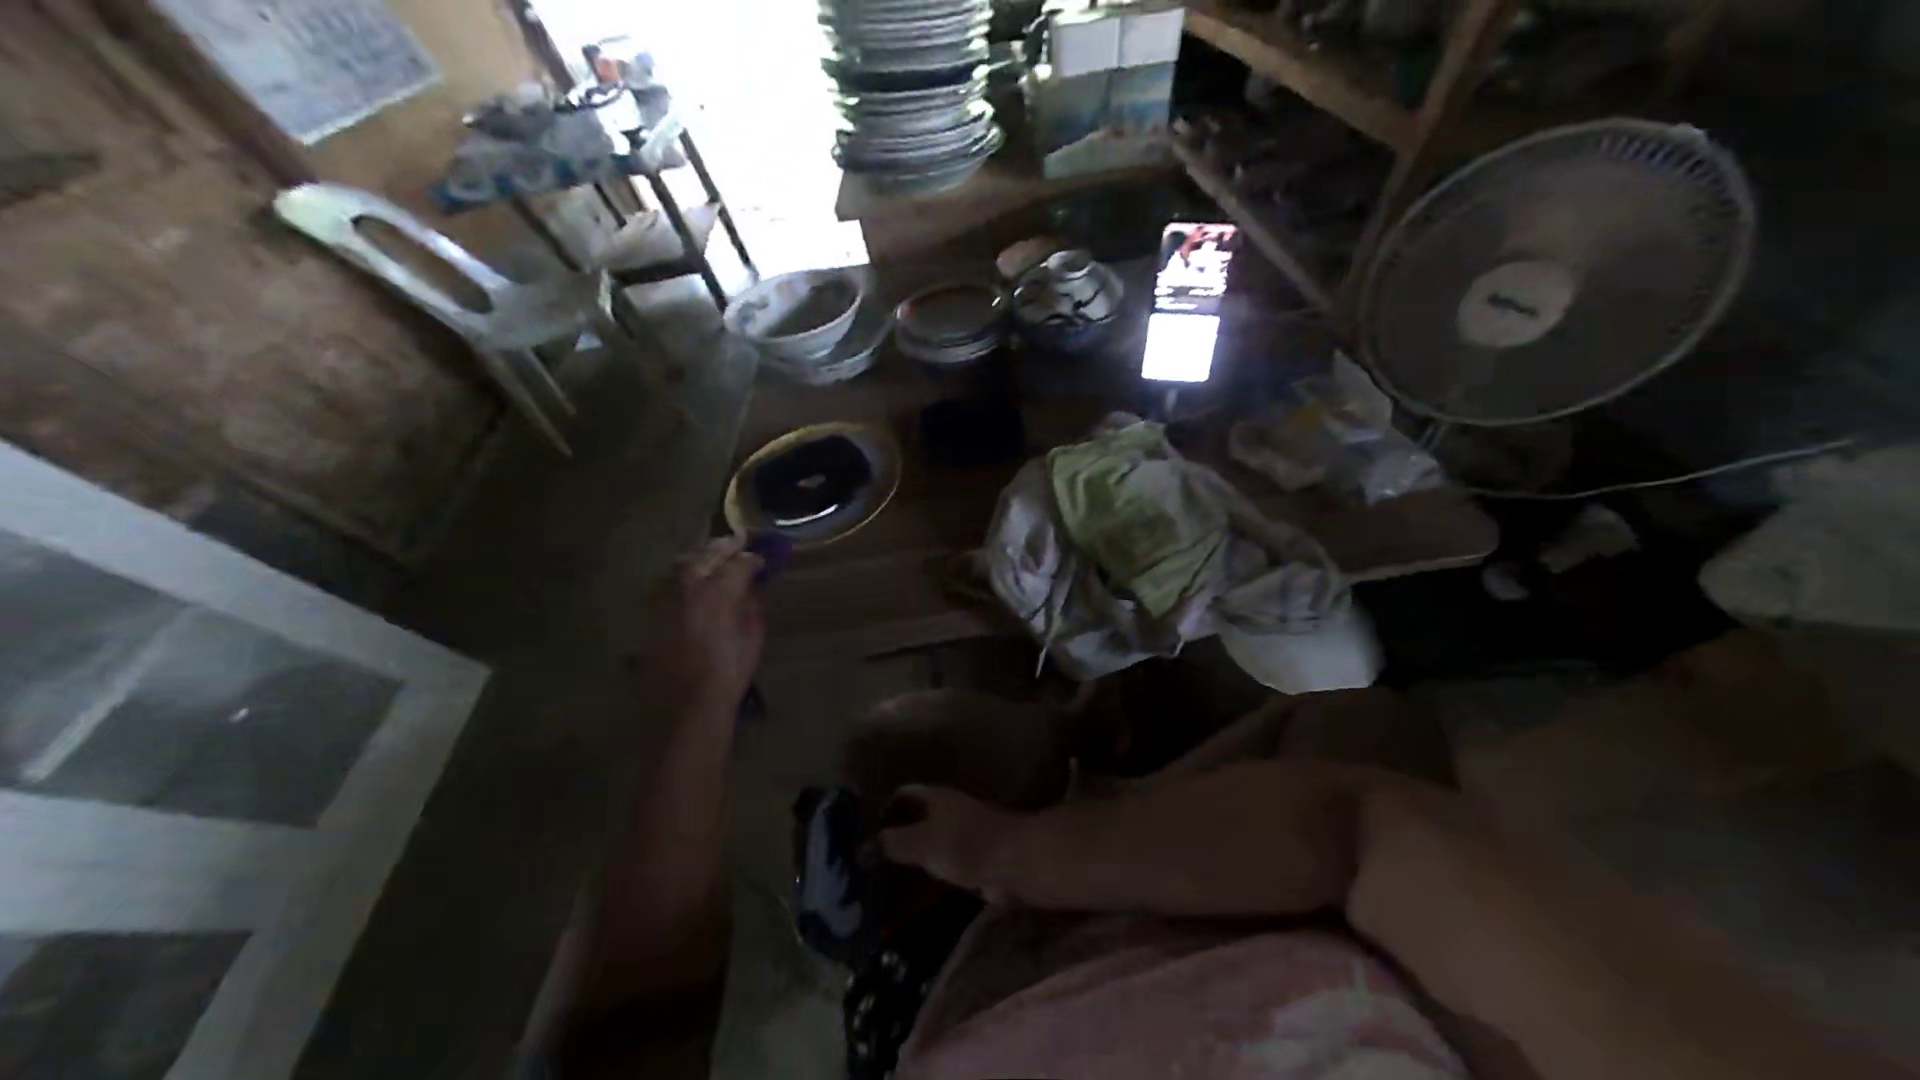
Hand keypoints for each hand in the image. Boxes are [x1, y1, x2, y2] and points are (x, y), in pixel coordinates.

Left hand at [662, 536, 765, 711]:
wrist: (684, 704)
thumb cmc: (727, 674)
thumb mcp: (753, 638)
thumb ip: (751, 607)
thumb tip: (750, 590)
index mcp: (720, 592)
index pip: (739, 563)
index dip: (752, 559)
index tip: (761, 560)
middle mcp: (689, 587)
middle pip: (707, 555)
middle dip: (724, 547)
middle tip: (737, 541)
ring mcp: (666, 597)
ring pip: (683, 565)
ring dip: (700, 557)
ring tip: (712, 556)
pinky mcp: (651, 612)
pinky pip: (668, 584)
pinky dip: (682, 577)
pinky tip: (689, 581)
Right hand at [876, 784, 1020, 898]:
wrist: (1018, 863)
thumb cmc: (967, 845)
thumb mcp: (922, 843)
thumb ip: (892, 844)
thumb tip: (859, 848)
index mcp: (936, 798)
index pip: (902, 794)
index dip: (883, 810)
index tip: (864, 834)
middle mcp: (949, 811)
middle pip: (916, 818)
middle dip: (895, 836)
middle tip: (870, 862)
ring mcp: (964, 835)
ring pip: (931, 842)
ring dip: (913, 857)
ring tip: (887, 879)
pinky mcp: (976, 859)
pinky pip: (946, 864)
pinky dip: (931, 874)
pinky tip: (917, 892)